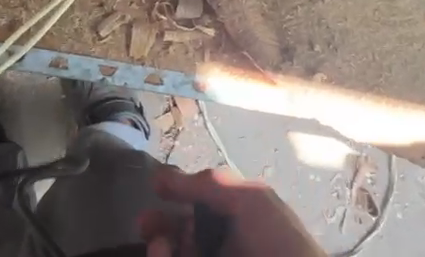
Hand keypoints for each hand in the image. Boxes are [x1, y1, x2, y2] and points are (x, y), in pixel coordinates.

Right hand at [138, 167, 325, 256]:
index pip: (194, 200)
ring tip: (159, 248)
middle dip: (158, 225)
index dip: (173, 193)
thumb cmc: (278, 239)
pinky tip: (164, 255)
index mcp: (232, 215)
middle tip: (146, 227)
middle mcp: (220, 240)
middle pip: (177, 229)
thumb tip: (163, 175)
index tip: (154, 190)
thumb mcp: (249, 199)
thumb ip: (209, 184)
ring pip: (174, 250)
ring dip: (160, 246)